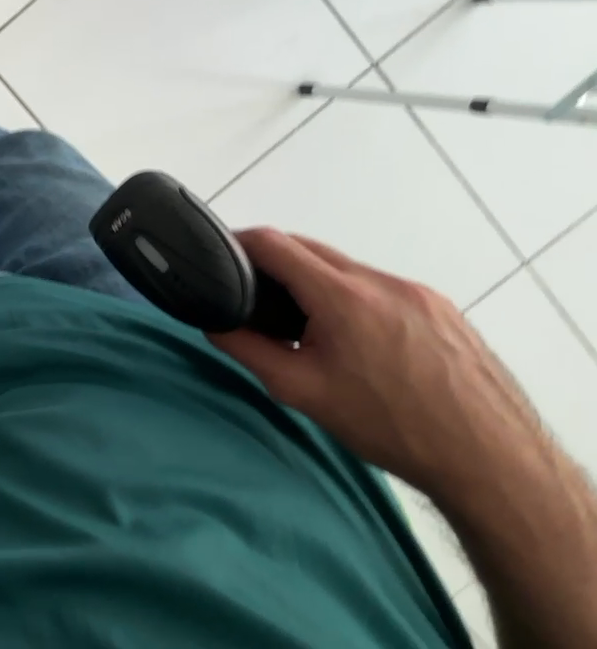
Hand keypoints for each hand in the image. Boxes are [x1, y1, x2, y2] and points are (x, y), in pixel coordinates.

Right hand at [209, 229, 541, 498]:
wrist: (496, 465)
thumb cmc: (391, 427)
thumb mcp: (298, 390)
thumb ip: (244, 348)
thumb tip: (213, 322)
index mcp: (343, 298)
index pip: (273, 243)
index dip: (236, 243)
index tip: (217, 260)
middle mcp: (384, 283)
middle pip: (308, 248)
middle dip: (272, 263)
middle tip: (252, 295)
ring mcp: (422, 294)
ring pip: (346, 268)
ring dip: (314, 281)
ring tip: (304, 323)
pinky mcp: (446, 310)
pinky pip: (380, 286)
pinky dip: (352, 297)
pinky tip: (355, 337)